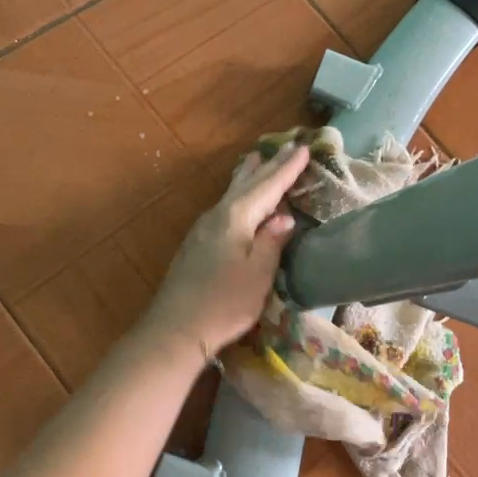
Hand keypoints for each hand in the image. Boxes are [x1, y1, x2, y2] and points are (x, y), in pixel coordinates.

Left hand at [138, 143, 310, 360]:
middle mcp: (217, 216)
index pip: (268, 187)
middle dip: (268, 166)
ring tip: (258, 160)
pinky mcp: (197, 245)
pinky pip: (225, 207)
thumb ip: (271, 242)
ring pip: (233, 194)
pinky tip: (239, 200)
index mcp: (235, 218)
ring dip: (250, 177)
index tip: (303, 149)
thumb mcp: (258, 274)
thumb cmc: (223, 304)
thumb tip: (285, 217)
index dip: (287, 169)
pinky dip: (239, 195)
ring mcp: (203, 230)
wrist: (174, 330)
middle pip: (247, 185)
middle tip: (286, 146)